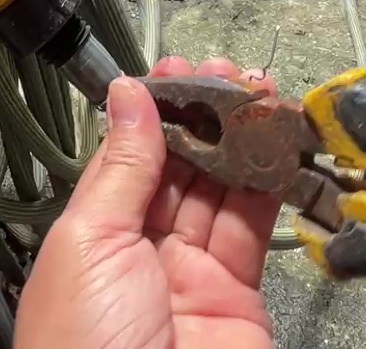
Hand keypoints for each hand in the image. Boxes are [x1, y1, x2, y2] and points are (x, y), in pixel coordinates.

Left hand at [16, 58, 282, 348]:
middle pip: (178, 164)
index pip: (130, 154)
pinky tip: (275, 143)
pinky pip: (252, 225)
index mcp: (94, 233)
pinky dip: (268, 181)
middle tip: (227, 73)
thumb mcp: (91, 244)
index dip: (155, 108)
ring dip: (239, 139)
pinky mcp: (239, 294)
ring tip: (257, 93)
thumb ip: (120, 168)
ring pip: (219, 188)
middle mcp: (141, 247)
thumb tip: (126, 92)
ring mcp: (191, 270)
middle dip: (203, 115)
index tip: (179, 70)